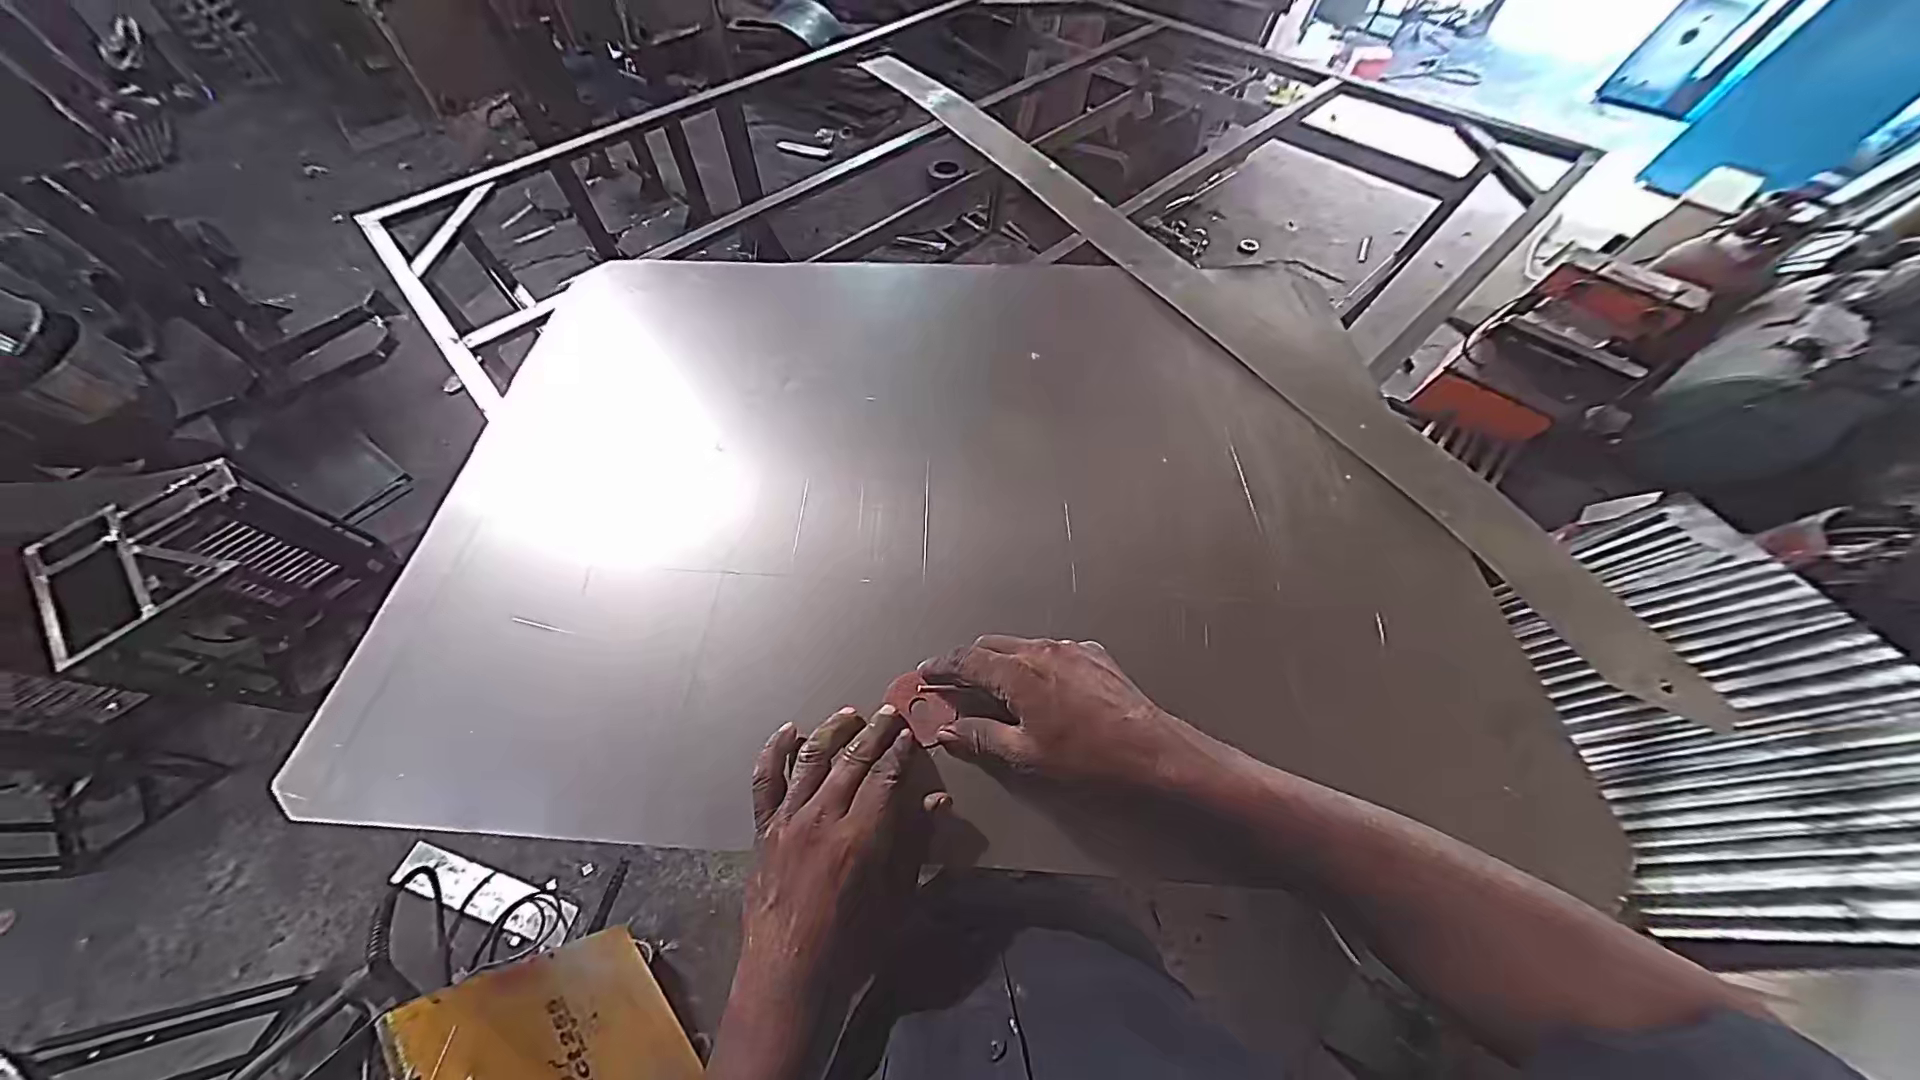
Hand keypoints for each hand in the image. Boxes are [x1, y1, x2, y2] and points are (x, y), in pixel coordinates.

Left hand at [711, 706, 947, 1079]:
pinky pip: (765, 781)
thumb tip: (938, 800)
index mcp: (859, 838)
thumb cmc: (850, 946)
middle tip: (890, 712)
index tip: (910, 732)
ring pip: (811, 759)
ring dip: (833, 731)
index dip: (901, 751)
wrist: (786, 979)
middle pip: (853, 760)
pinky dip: (775, 751)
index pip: (886, 776)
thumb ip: (915, 843)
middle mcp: (822, 820)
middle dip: (875, 731)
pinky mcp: (764, 830)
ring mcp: (787, 821)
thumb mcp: (896, 899)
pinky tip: (789, 732)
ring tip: (851, 714)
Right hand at [920, 635, 1220, 792]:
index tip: (927, 673)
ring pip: (1020, 646)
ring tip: (995, 687)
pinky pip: (1050, 650)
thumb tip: (949, 730)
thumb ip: (981, 736)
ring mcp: (1069, 648)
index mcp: (1018, 673)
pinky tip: (1039, 687)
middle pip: (990, 646)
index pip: (966, 659)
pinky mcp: (1092, 654)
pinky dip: (1033, 662)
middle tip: (954, 683)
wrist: (1151, 750)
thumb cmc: (1090, 757)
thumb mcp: (1025, 755)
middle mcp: (1041, 651)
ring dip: (1001, 661)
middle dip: (968, 661)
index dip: (941, 666)